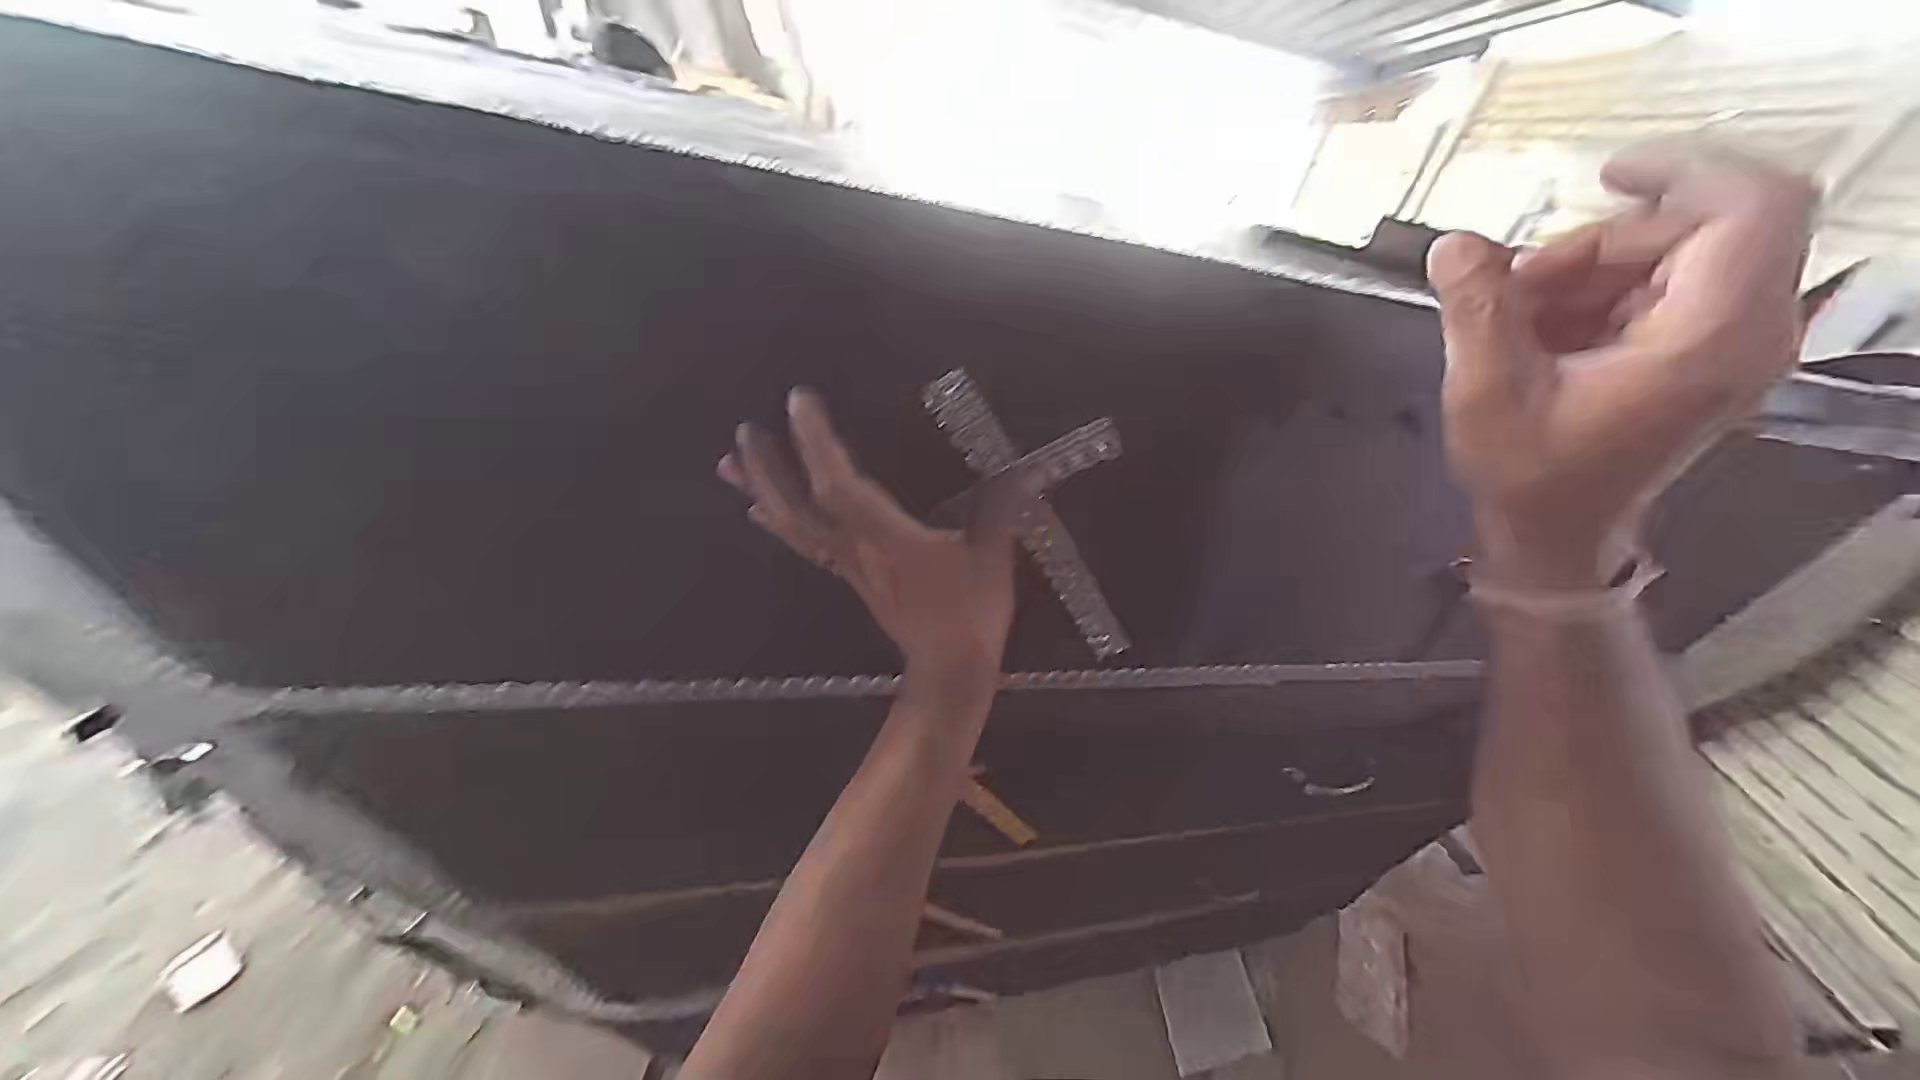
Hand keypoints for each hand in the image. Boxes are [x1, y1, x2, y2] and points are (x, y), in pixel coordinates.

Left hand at [719, 388, 1030, 677]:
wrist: (949, 669)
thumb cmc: (970, 613)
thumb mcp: (992, 556)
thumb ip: (1000, 507)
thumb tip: (1022, 469)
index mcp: (887, 537)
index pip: (838, 484)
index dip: (815, 442)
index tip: (798, 401)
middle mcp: (856, 548)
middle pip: (798, 506)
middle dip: (768, 466)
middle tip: (744, 430)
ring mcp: (847, 565)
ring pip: (794, 526)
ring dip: (760, 491)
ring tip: (729, 463)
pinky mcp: (850, 577)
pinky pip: (806, 546)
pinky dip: (779, 524)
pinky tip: (758, 511)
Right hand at [1429, 143, 1817, 587]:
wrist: (1554, 537)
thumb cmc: (1526, 476)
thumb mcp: (1486, 392)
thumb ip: (1475, 311)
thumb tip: (1452, 244)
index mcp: (1710, 339)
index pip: (1745, 210)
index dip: (1679, 172)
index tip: (1597, 174)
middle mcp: (1747, 333)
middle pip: (1701, 231)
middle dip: (1600, 243)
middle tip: (1515, 284)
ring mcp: (1729, 347)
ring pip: (1677, 260)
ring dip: (1591, 271)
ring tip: (1516, 315)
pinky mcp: (1701, 359)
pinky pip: (1662, 293)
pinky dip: (1599, 297)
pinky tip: (1540, 332)